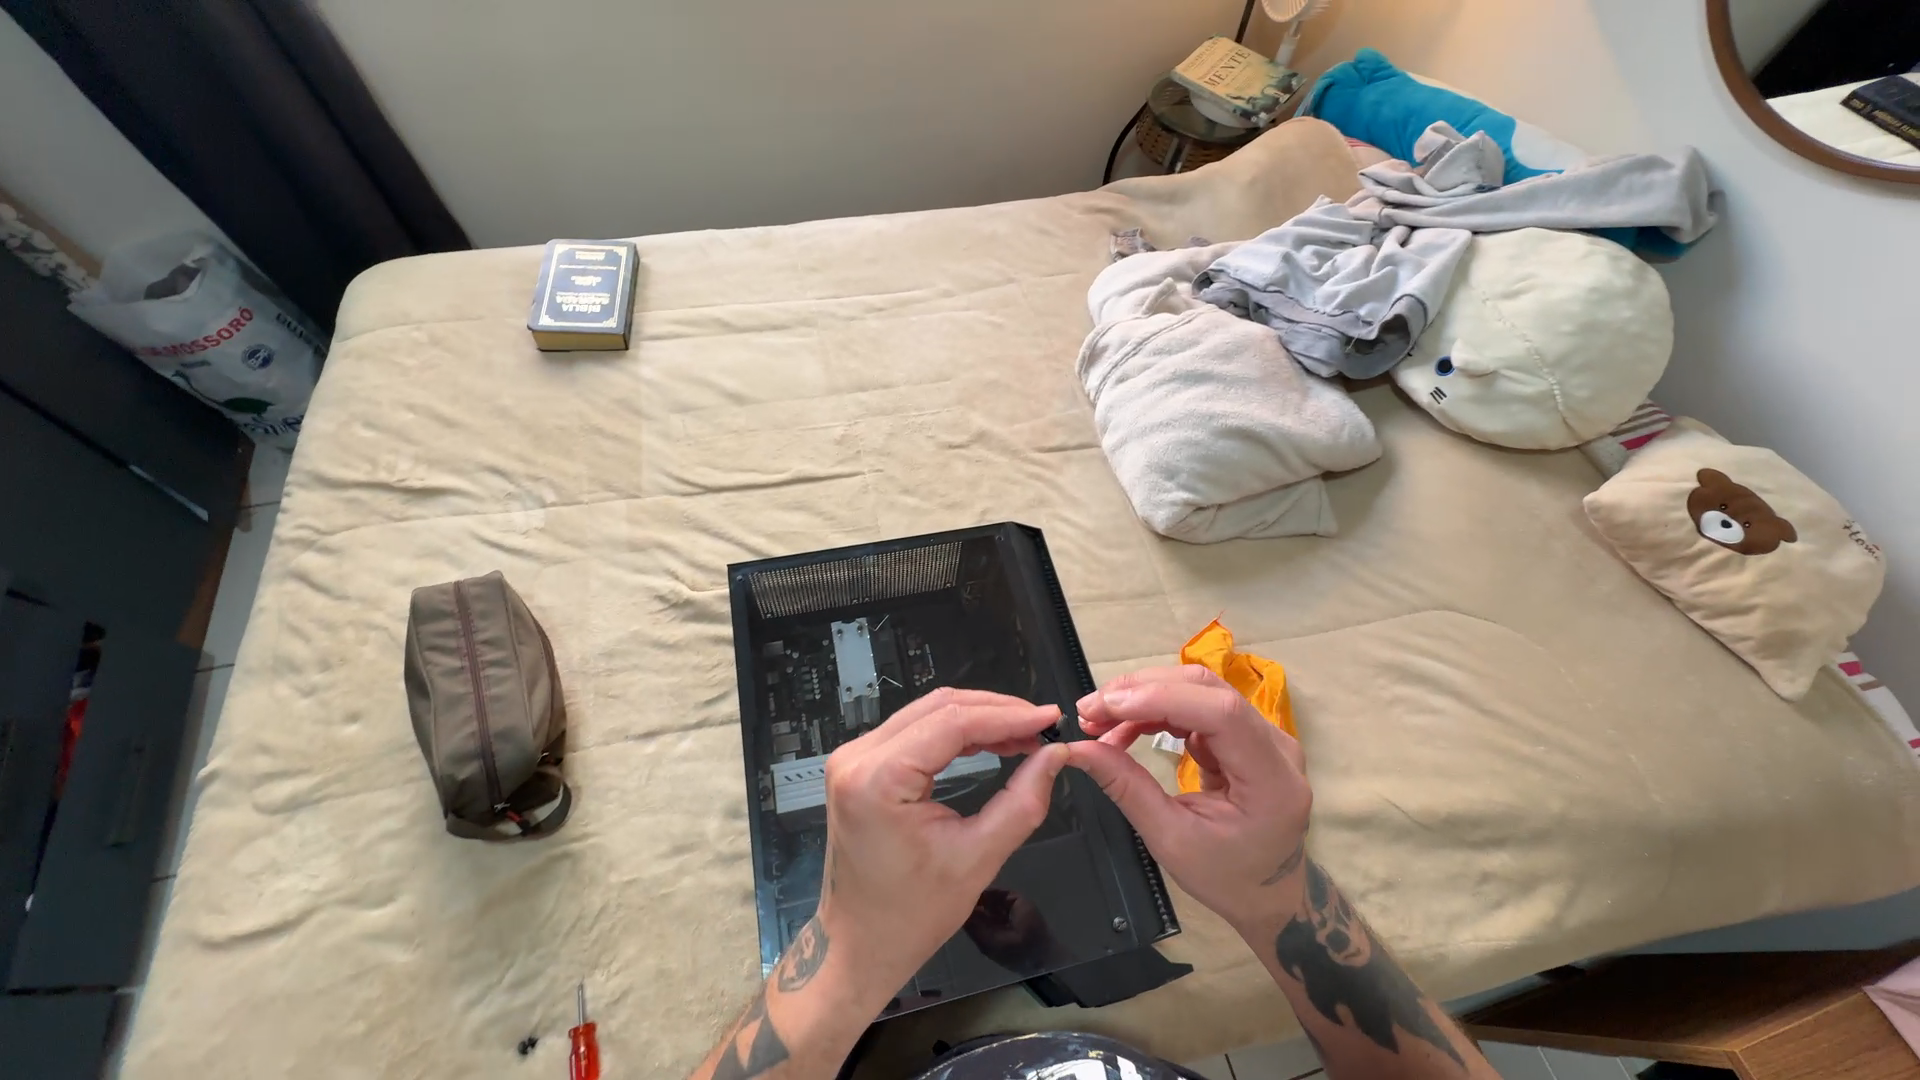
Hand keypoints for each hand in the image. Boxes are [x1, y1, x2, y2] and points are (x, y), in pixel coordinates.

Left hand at [815, 688, 1068, 1006]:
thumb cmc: (910, 915)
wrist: (859, 944)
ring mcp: (854, 757)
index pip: (953, 722)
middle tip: (1042, 726)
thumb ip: (1022, 802)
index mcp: (876, 779)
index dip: (1007, 715)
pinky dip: (956, 731)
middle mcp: (857, 757)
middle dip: (997, 711)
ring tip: (1024, 734)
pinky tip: (991, 740)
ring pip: (928, 712)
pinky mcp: (861, 765)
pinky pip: (916, 730)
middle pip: (939, 707)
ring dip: (979, 717)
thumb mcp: (977, 859)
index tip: (1049, 718)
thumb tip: (1055, 756)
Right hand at [1067, 666, 1311, 936]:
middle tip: (1089, 711)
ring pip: (1197, 689)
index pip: (1220, 713)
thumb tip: (1077, 748)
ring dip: (1142, 697)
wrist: (1265, 893)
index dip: (1159, 699)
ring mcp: (1262, 733)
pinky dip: (1154, 710)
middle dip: (1141, 691)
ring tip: (1097, 720)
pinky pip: (1195, 704)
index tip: (1104, 707)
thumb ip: (1127, 787)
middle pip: (1206, 689)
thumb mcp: (1170, 839)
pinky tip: (1123, 728)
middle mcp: (1276, 744)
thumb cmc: (1223, 876)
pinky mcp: (1243, 731)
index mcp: (1271, 779)